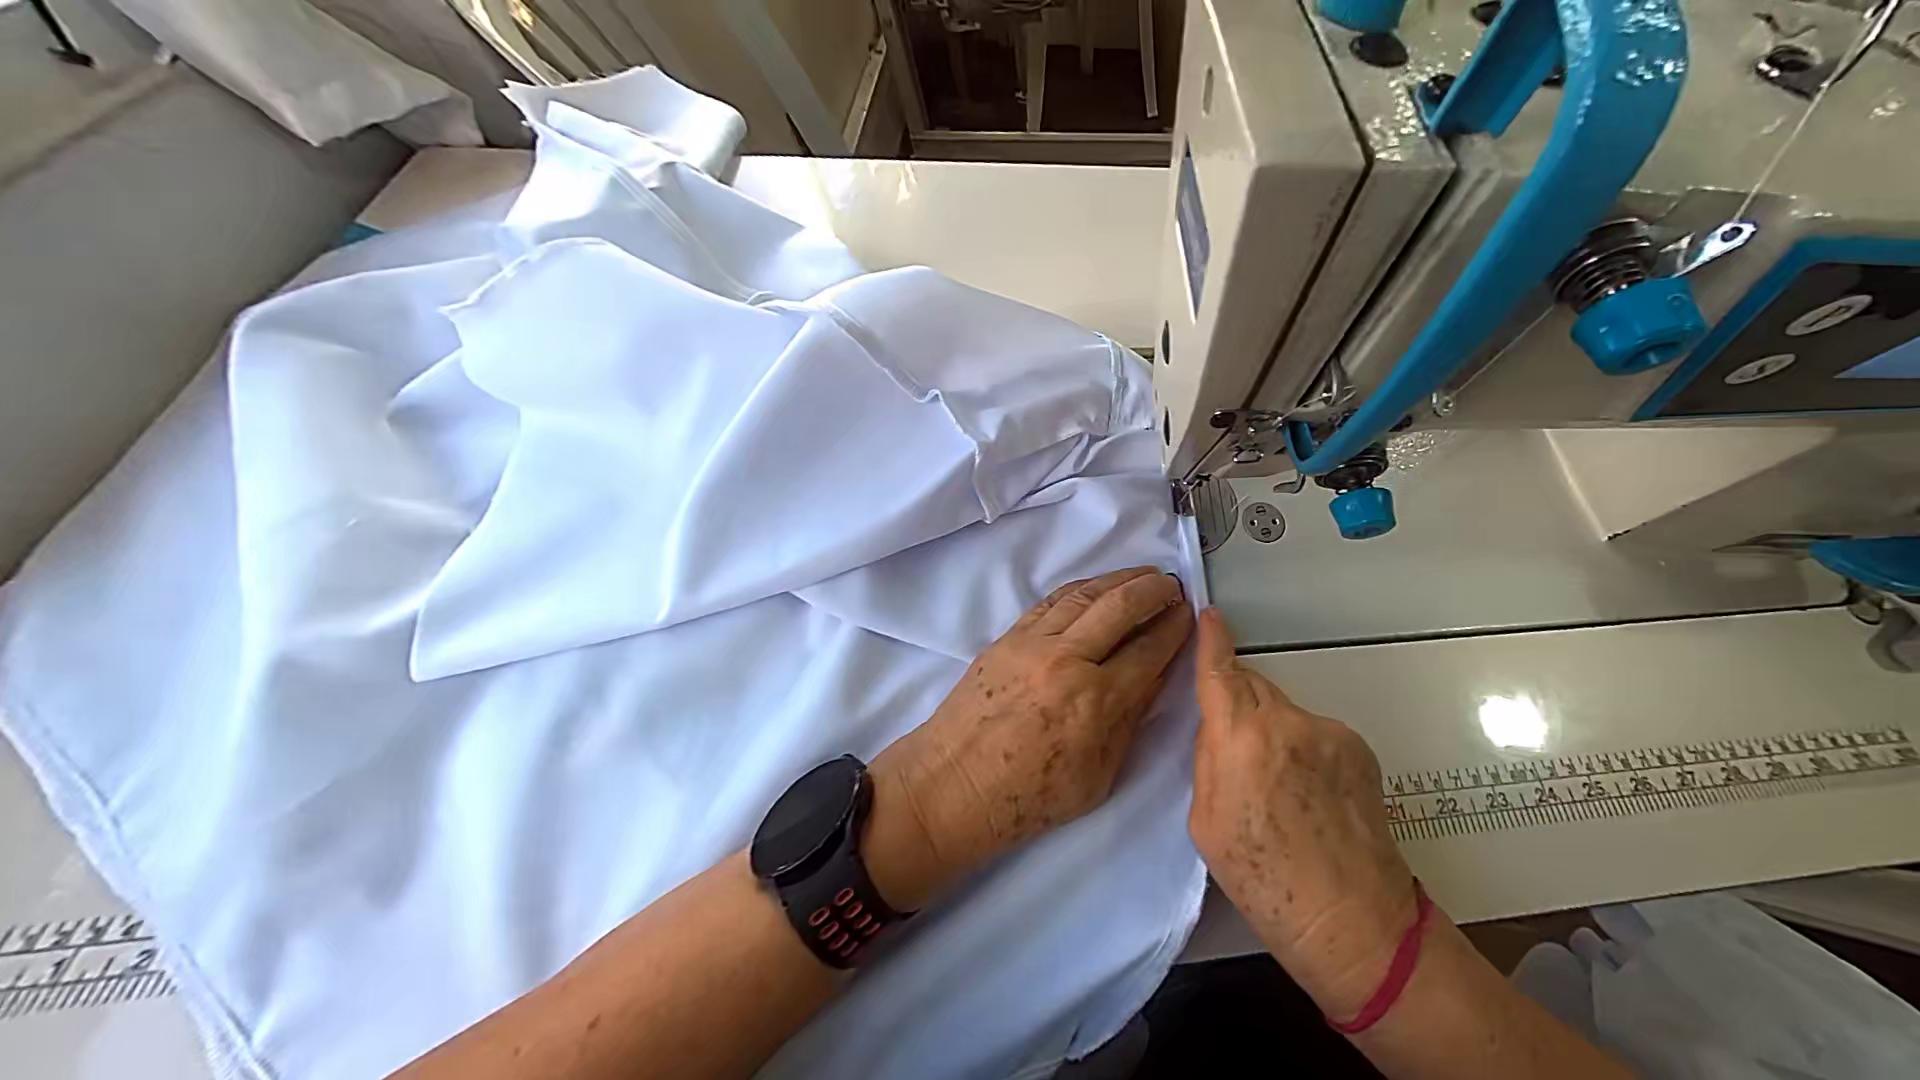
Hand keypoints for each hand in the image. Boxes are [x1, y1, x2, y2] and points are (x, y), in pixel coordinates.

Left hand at [863, 567, 1193, 911]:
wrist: (955, 783)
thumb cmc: (1029, 796)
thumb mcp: (1099, 775)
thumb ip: (1129, 721)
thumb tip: (1154, 675)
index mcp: (1096, 701)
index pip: (1149, 650)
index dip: (1174, 629)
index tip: (1189, 615)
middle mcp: (1066, 661)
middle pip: (1120, 608)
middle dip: (1154, 591)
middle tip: (1172, 586)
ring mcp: (1032, 644)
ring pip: (1084, 596)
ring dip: (1119, 580)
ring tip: (1143, 575)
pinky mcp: (1007, 638)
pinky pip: (1050, 602)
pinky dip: (1079, 589)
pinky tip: (1096, 586)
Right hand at [1188, 607, 1418, 1016]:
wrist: (1352, 919)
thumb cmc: (1261, 876)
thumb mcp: (1204, 818)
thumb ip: (1208, 758)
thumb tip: (1219, 728)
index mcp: (1240, 738)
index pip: (1220, 673)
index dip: (1212, 641)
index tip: (1209, 614)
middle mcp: (1287, 722)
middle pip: (1253, 688)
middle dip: (1238, 702)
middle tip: (1232, 748)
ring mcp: (1329, 733)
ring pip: (1284, 712)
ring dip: (1272, 731)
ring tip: (1276, 785)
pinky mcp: (1358, 748)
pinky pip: (1314, 733)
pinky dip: (1302, 748)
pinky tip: (1308, 793)